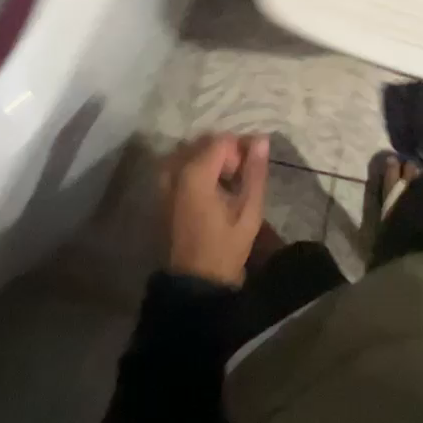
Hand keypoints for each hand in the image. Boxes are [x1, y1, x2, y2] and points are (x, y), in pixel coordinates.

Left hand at [160, 133, 270, 286]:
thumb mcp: (249, 211)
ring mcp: (164, 180)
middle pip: (205, 143)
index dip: (241, 150)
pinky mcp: (160, 192)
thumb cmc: (225, 248)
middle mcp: (174, 169)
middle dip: (226, 154)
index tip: (251, 170)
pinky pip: (180, 165)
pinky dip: (196, 170)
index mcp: (195, 173)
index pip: (223, 140)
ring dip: (211, 161)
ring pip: (192, 152)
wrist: (194, 283)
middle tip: (241, 179)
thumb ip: (255, 172)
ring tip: (226, 185)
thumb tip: (261, 138)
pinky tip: (210, 191)